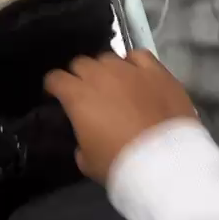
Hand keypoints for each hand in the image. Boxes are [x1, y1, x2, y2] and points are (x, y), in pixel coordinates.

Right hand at [43, 50, 197, 182]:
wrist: (165, 162)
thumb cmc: (120, 163)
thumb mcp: (86, 160)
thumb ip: (80, 141)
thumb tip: (85, 136)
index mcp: (77, 96)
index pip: (54, 78)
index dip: (53, 87)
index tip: (56, 96)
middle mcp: (100, 75)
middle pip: (80, 63)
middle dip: (79, 76)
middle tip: (86, 92)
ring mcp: (129, 70)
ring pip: (108, 57)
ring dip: (105, 69)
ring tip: (113, 83)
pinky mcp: (157, 71)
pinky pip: (138, 56)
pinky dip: (133, 63)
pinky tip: (135, 73)